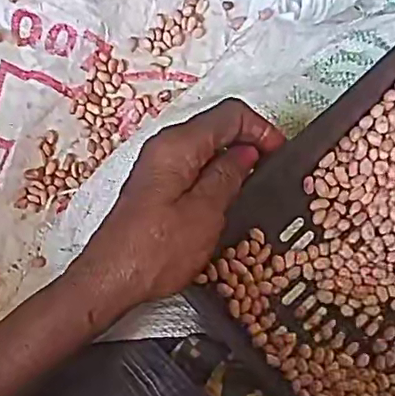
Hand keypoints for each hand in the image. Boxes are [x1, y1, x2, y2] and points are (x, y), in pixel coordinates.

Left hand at [71, 99, 285, 310]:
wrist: (112, 280)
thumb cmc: (155, 253)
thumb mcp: (204, 214)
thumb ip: (227, 177)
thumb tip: (246, 154)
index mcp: (177, 146)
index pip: (229, 115)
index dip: (261, 129)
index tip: (281, 153)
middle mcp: (164, 149)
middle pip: (216, 128)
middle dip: (249, 143)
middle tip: (274, 171)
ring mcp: (158, 169)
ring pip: (206, 151)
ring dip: (233, 163)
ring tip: (256, 188)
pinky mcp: (157, 190)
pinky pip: (193, 171)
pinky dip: (216, 179)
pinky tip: (228, 202)